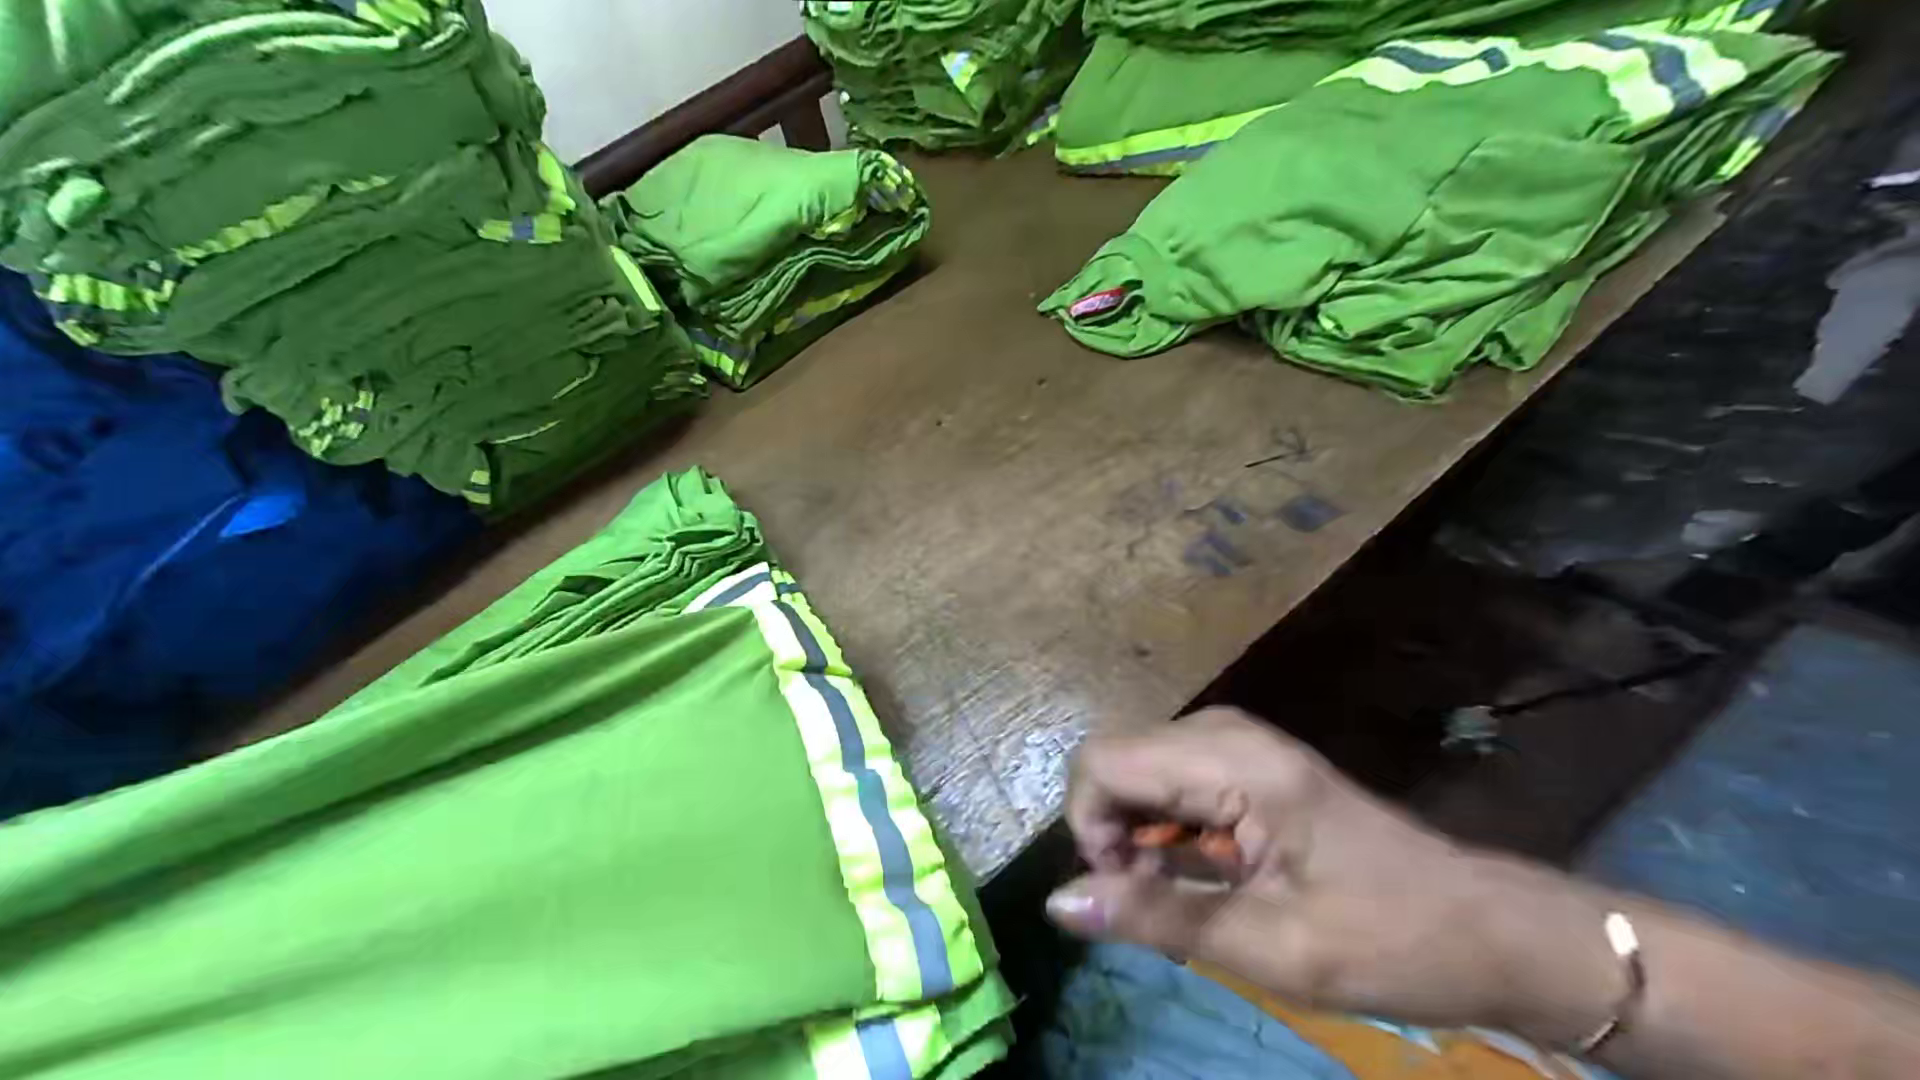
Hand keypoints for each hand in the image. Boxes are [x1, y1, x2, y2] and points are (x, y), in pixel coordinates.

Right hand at [1048, 707, 1624, 1042]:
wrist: (1485, 927)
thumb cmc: (1386, 941)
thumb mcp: (1269, 947)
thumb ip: (1156, 916)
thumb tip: (1057, 903)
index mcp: (1233, 762)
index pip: (1103, 762)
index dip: (1090, 826)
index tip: (1125, 890)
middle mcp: (1222, 730)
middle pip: (1115, 760)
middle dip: (1110, 829)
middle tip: (1153, 898)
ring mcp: (1232, 738)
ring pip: (1135, 767)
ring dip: (1134, 830)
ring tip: (1178, 890)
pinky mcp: (1240, 756)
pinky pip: (1167, 775)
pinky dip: (1162, 824)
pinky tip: (1200, 866)